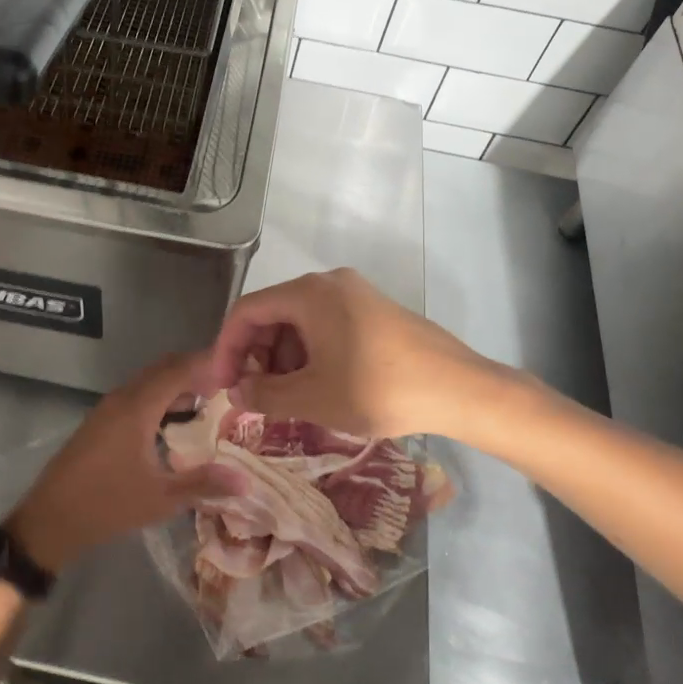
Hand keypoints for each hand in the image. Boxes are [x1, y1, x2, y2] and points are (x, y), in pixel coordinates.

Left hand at [6, 352, 243, 573]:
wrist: (51, 518)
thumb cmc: (107, 505)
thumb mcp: (161, 498)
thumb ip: (204, 484)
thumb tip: (246, 480)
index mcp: (138, 407)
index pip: (179, 369)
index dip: (208, 362)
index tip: (238, 364)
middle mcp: (123, 398)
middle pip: (164, 369)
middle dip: (196, 370)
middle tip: (230, 381)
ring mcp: (109, 408)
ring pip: (149, 382)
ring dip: (178, 384)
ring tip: (211, 399)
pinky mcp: (102, 421)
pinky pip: (138, 395)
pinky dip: (161, 397)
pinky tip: (178, 421)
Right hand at [200, 268, 525, 439]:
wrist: (458, 389)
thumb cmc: (378, 389)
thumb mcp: (312, 398)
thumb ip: (264, 394)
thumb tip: (237, 391)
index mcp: (309, 293)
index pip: (247, 311)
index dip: (226, 349)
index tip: (224, 387)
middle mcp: (329, 283)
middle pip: (274, 314)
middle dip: (257, 356)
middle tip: (256, 397)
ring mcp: (356, 295)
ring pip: (300, 323)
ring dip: (284, 360)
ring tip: (289, 400)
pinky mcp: (374, 312)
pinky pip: (326, 327)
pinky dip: (311, 355)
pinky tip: (319, 389)